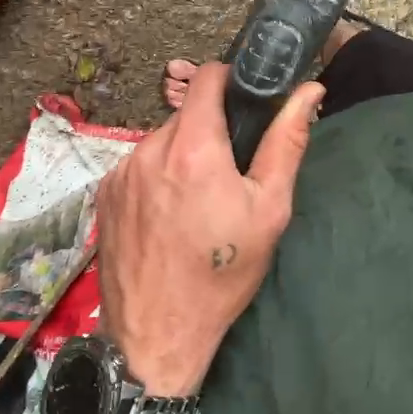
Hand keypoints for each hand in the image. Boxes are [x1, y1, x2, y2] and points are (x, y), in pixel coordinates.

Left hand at [95, 63, 323, 396]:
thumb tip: (309, 90)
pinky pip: (138, 165)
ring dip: (183, 153)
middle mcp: (149, 149)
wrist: (156, 336)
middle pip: (187, 113)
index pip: (207, 77)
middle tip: (230, 170)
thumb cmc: (223, 273)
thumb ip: (287, 141)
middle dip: (211, 129)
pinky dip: (157, 175)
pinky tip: (168, 214)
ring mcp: (120, 172)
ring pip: (162, 140)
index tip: (247, 104)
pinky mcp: (103, 194)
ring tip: (197, 200)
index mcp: (194, 147)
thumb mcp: (270, 208)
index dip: (231, 81)